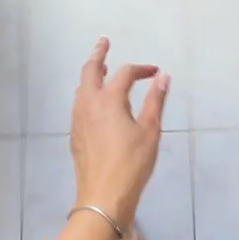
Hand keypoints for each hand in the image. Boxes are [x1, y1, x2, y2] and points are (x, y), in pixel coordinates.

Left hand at [71, 38, 169, 229]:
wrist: (103, 197)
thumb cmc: (131, 163)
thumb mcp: (150, 131)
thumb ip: (156, 101)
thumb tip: (163, 76)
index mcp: (109, 99)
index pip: (125, 74)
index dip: (141, 69)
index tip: (155, 72)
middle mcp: (89, 104)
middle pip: (90, 71)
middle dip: (98, 54)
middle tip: (104, 43)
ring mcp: (78, 119)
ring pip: (81, 88)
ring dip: (91, 74)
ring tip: (99, 68)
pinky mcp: (75, 134)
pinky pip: (79, 103)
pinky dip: (87, 92)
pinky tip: (95, 101)